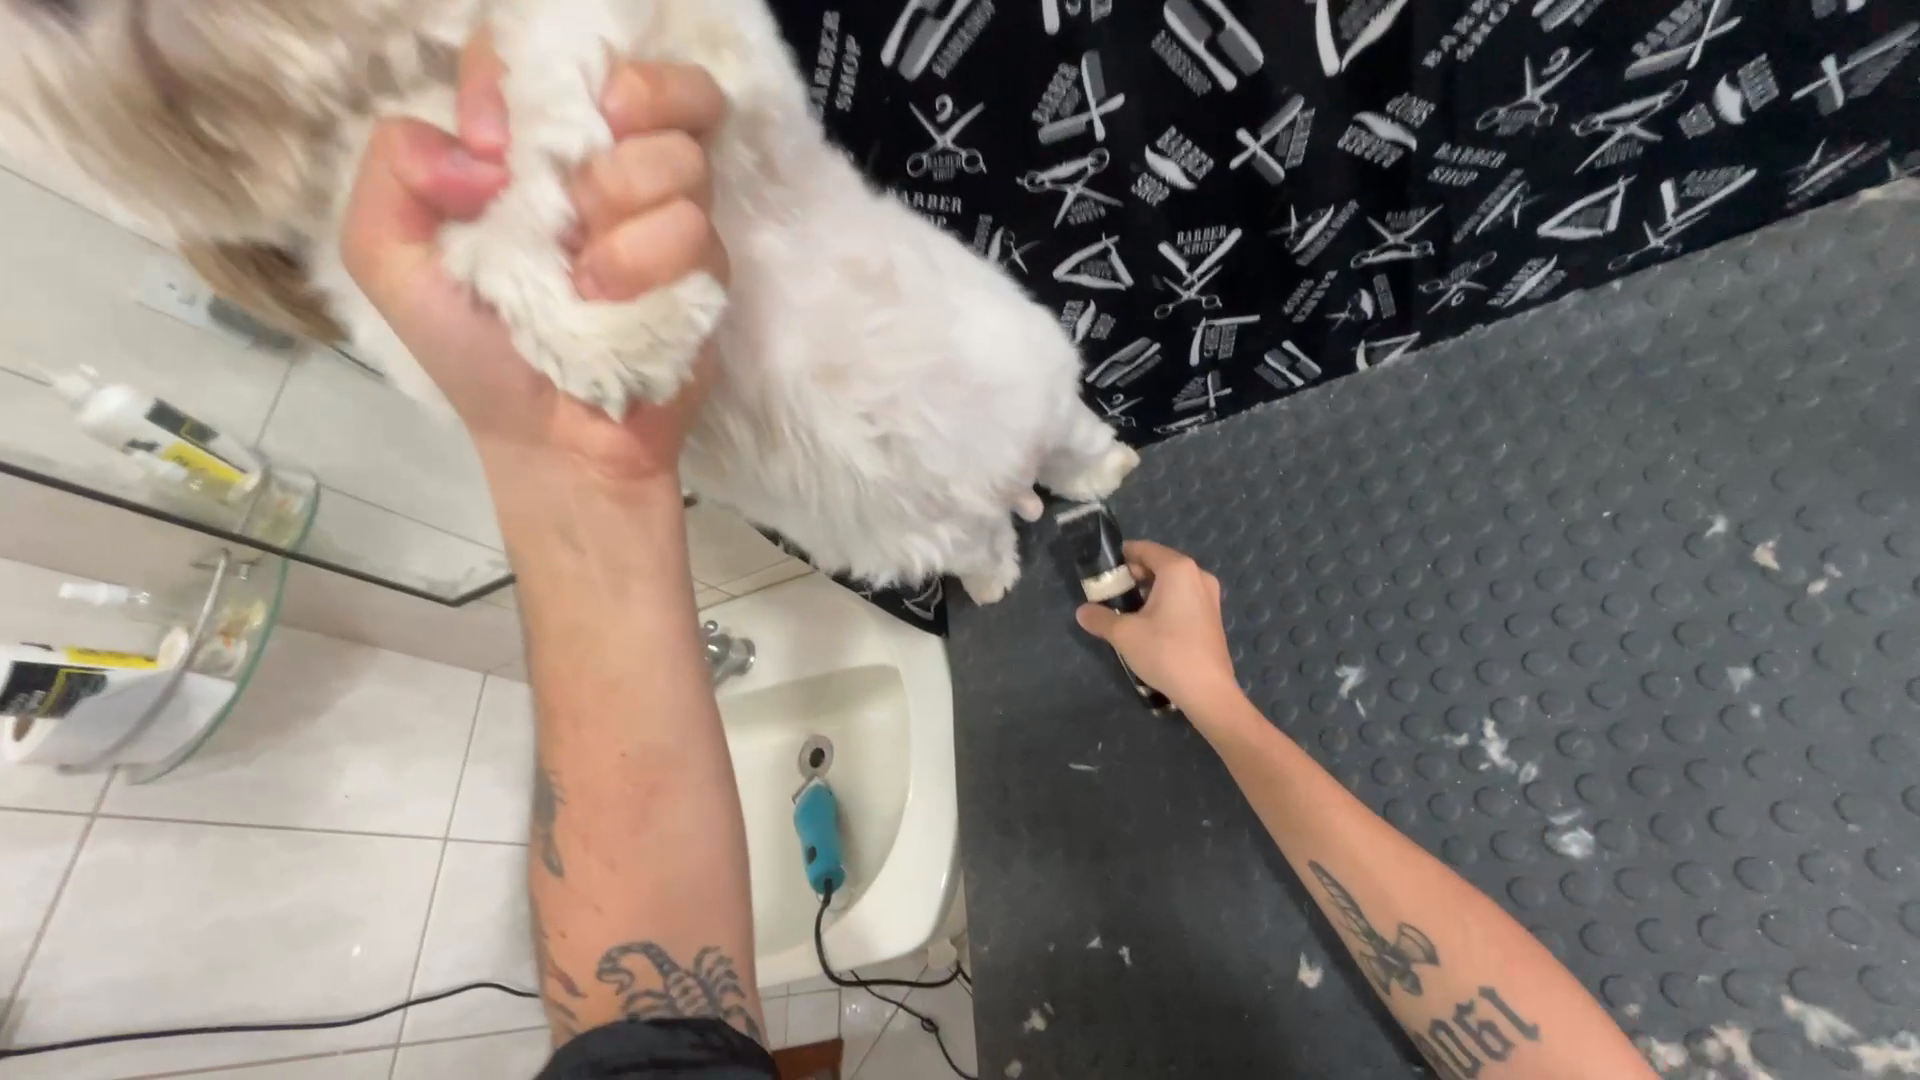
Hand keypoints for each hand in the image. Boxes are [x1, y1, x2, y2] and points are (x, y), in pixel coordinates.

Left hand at [339, 34, 729, 487]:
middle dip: (623, 118)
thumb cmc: (478, 358)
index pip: (542, 62)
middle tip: (578, 189)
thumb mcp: (391, 263)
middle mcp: (604, 174)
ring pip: (684, 158)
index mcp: (531, 158)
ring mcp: (662, 221)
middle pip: (649, 86)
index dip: (523, 81)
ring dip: (628, 211)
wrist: (556, 441)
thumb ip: (392, 174)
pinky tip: (618, 304)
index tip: (497, 149)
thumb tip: (487, 150)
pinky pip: (700, 231)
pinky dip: (653, 263)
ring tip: (588, 280)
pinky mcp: (706, 272)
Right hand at [1075, 541, 1237, 710]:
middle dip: (1132, 577)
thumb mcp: (1124, 634)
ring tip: (1126, 612)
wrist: (1207, 691)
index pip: (1143, 549)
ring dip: (1148, 592)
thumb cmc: (1165, 652)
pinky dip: (1164, 603)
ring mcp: (1209, 596)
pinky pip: (1183, 598)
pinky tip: (1149, 626)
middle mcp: (1198, 575)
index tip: (1101, 573)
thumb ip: (1100, 618)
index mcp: (1178, 569)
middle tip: (1110, 595)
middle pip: (1158, 564)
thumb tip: (1082, 612)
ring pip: (1171, 583)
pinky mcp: (1213, 616)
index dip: (1120, 557)